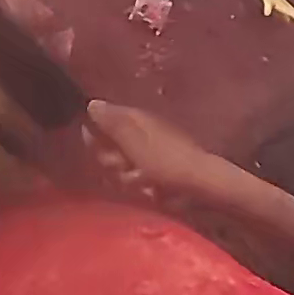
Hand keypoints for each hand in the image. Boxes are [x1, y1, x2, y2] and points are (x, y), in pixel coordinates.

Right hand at [84, 99, 229, 197]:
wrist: (202, 185)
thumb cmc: (165, 162)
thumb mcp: (134, 141)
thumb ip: (111, 123)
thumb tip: (91, 103)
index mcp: (133, 118)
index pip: (100, 121)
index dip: (96, 140)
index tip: (105, 153)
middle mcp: (137, 131)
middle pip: (106, 147)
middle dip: (112, 162)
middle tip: (127, 169)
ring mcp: (146, 152)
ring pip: (118, 166)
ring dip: (126, 177)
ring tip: (143, 182)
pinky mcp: (153, 170)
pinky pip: (132, 177)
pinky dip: (138, 185)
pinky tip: (150, 190)